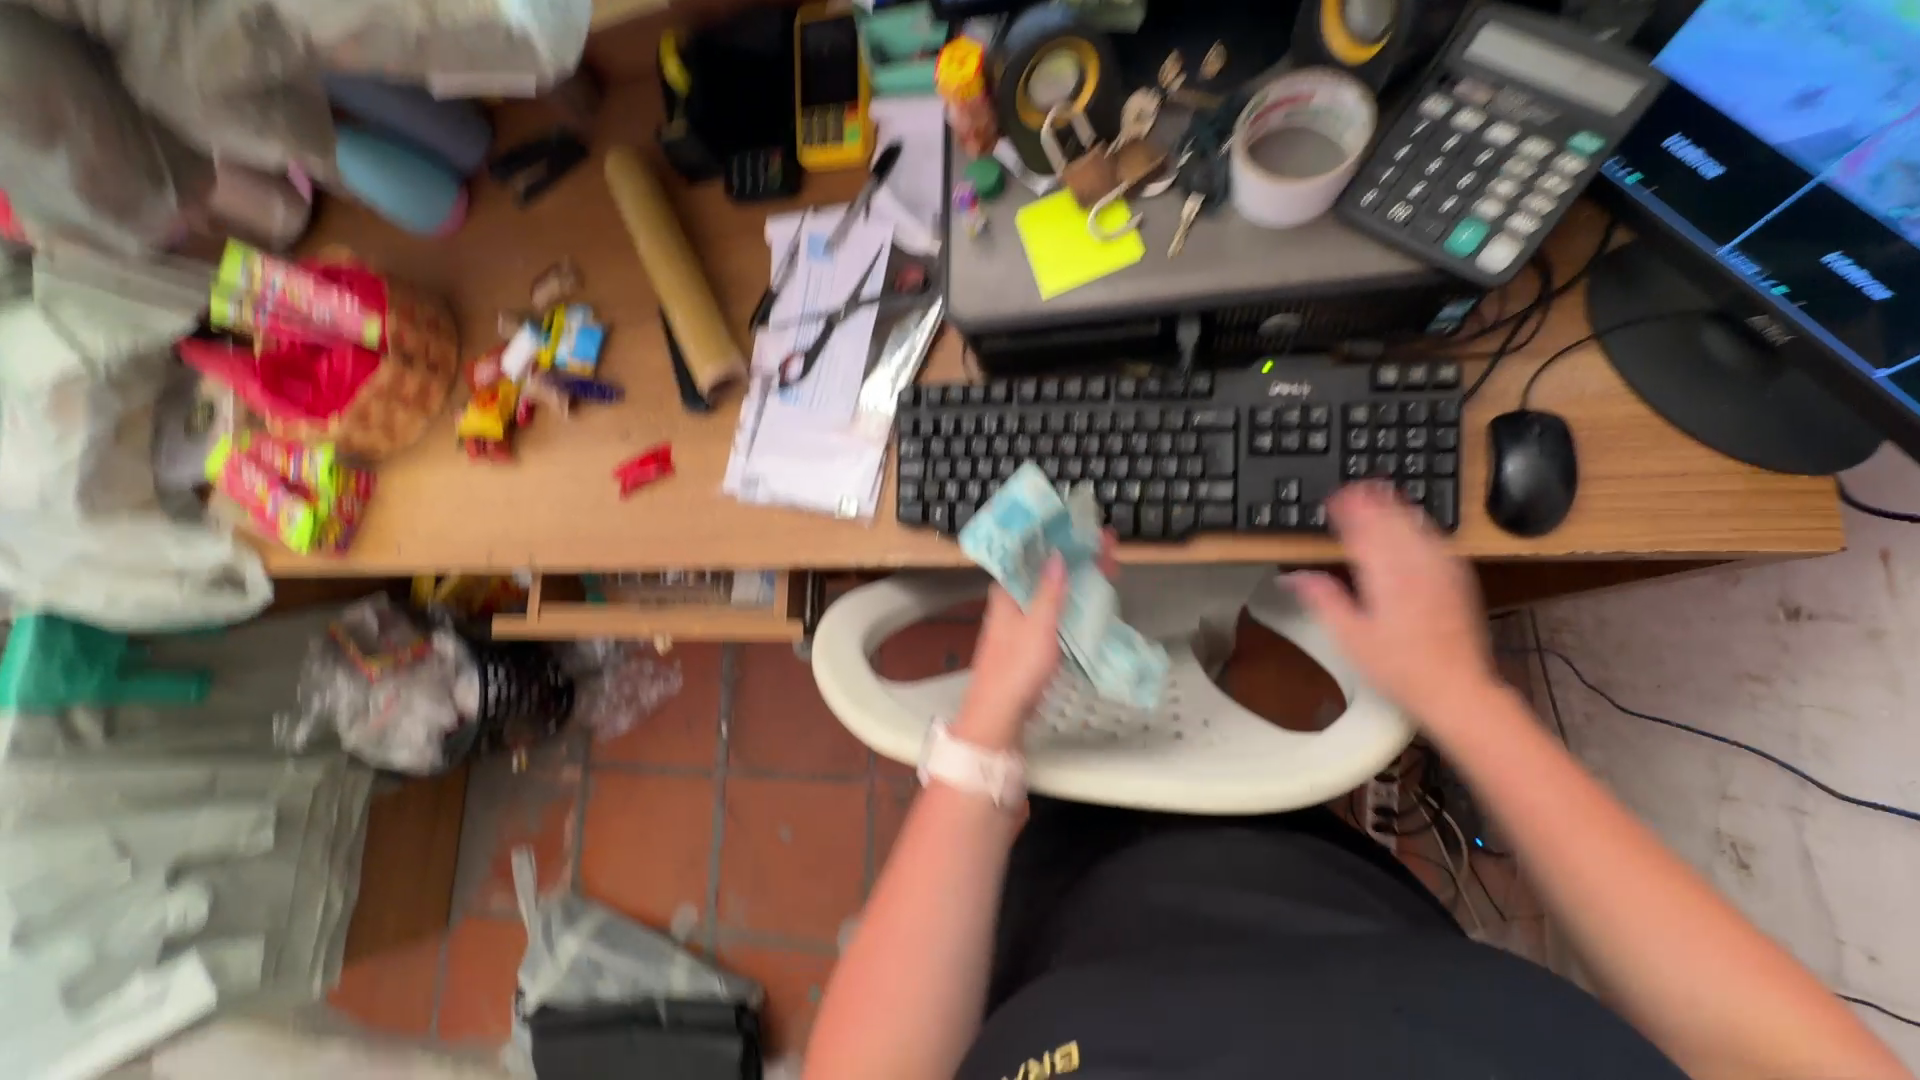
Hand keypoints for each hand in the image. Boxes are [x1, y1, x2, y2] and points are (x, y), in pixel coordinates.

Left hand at [955, 534, 1117, 750]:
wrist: (1000, 714)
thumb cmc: (1016, 669)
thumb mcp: (1038, 626)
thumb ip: (1049, 591)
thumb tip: (1057, 555)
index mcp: (1007, 592)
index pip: (1033, 554)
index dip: (1059, 539)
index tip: (1086, 530)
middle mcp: (1012, 602)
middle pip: (1046, 571)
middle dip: (1077, 558)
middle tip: (1107, 548)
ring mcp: (1022, 622)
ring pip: (1053, 592)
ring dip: (1078, 579)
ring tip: (1107, 567)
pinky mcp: (1031, 641)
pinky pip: (1055, 613)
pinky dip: (1073, 604)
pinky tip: (1092, 602)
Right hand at [1290, 483, 1502, 730]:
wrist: (1457, 689)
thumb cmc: (1400, 668)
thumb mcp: (1349, 637)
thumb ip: (1322, 599)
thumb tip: (1292, 577)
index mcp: (1387, 577)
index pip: (1363, 530)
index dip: (1347, 511)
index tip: (1333, 500)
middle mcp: (1416, 566)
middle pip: (1390, 520)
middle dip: (1370, 502)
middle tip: (1351, 490)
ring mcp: (1441, 569)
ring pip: (1415, 525)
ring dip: (1394, 507)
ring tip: (1377, 494)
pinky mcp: (1457, 578)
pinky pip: (1436, 538)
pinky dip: (1418, 523)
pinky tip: (1411, 521)